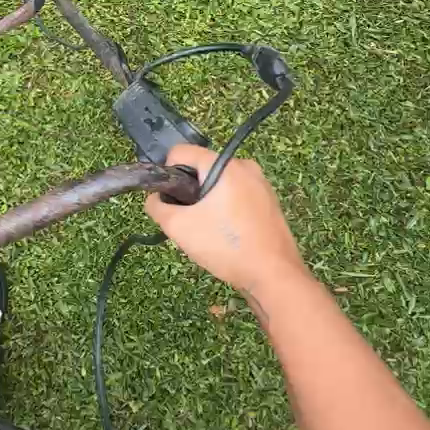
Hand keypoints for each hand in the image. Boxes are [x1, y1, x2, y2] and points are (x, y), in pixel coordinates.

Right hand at [145, 144, 312, 298]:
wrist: (275, 277)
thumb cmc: (226, 247)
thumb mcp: (177, 227)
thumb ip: (156, 206)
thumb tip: (155, 198)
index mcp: (225, 165)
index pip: (180, 152)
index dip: (167, 173)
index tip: (170, 199)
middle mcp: (245, 167)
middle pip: (200, 168)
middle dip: (188, 191)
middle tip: (188, 219)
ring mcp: (261, 184)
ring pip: (217, 183)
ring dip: (206, 201)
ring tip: (207, 229)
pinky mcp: (269, 202)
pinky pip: (235, 195)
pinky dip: (224, 208)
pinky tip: (225, 233)